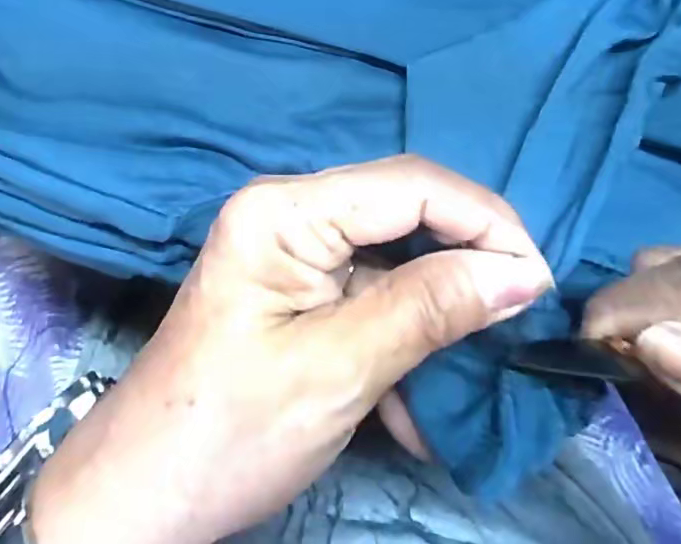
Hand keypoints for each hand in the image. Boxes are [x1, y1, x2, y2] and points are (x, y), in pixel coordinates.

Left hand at [30, 156, 554, 543]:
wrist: (142, 496)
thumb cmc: (228, 432)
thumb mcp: (338, 372)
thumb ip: (429, 310)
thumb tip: (522, 274)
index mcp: (285, 208)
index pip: (408, 185)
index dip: (483, 220)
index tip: (538, 279)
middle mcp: (290, 206)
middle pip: (406, 208)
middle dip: (468, 257)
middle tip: (520, 309)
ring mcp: (295, 243)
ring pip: (398, 251)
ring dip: (441, 305)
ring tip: (478, 356)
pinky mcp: (301, 280)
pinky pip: (374, 286)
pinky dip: (408, 330)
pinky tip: (419, 396)